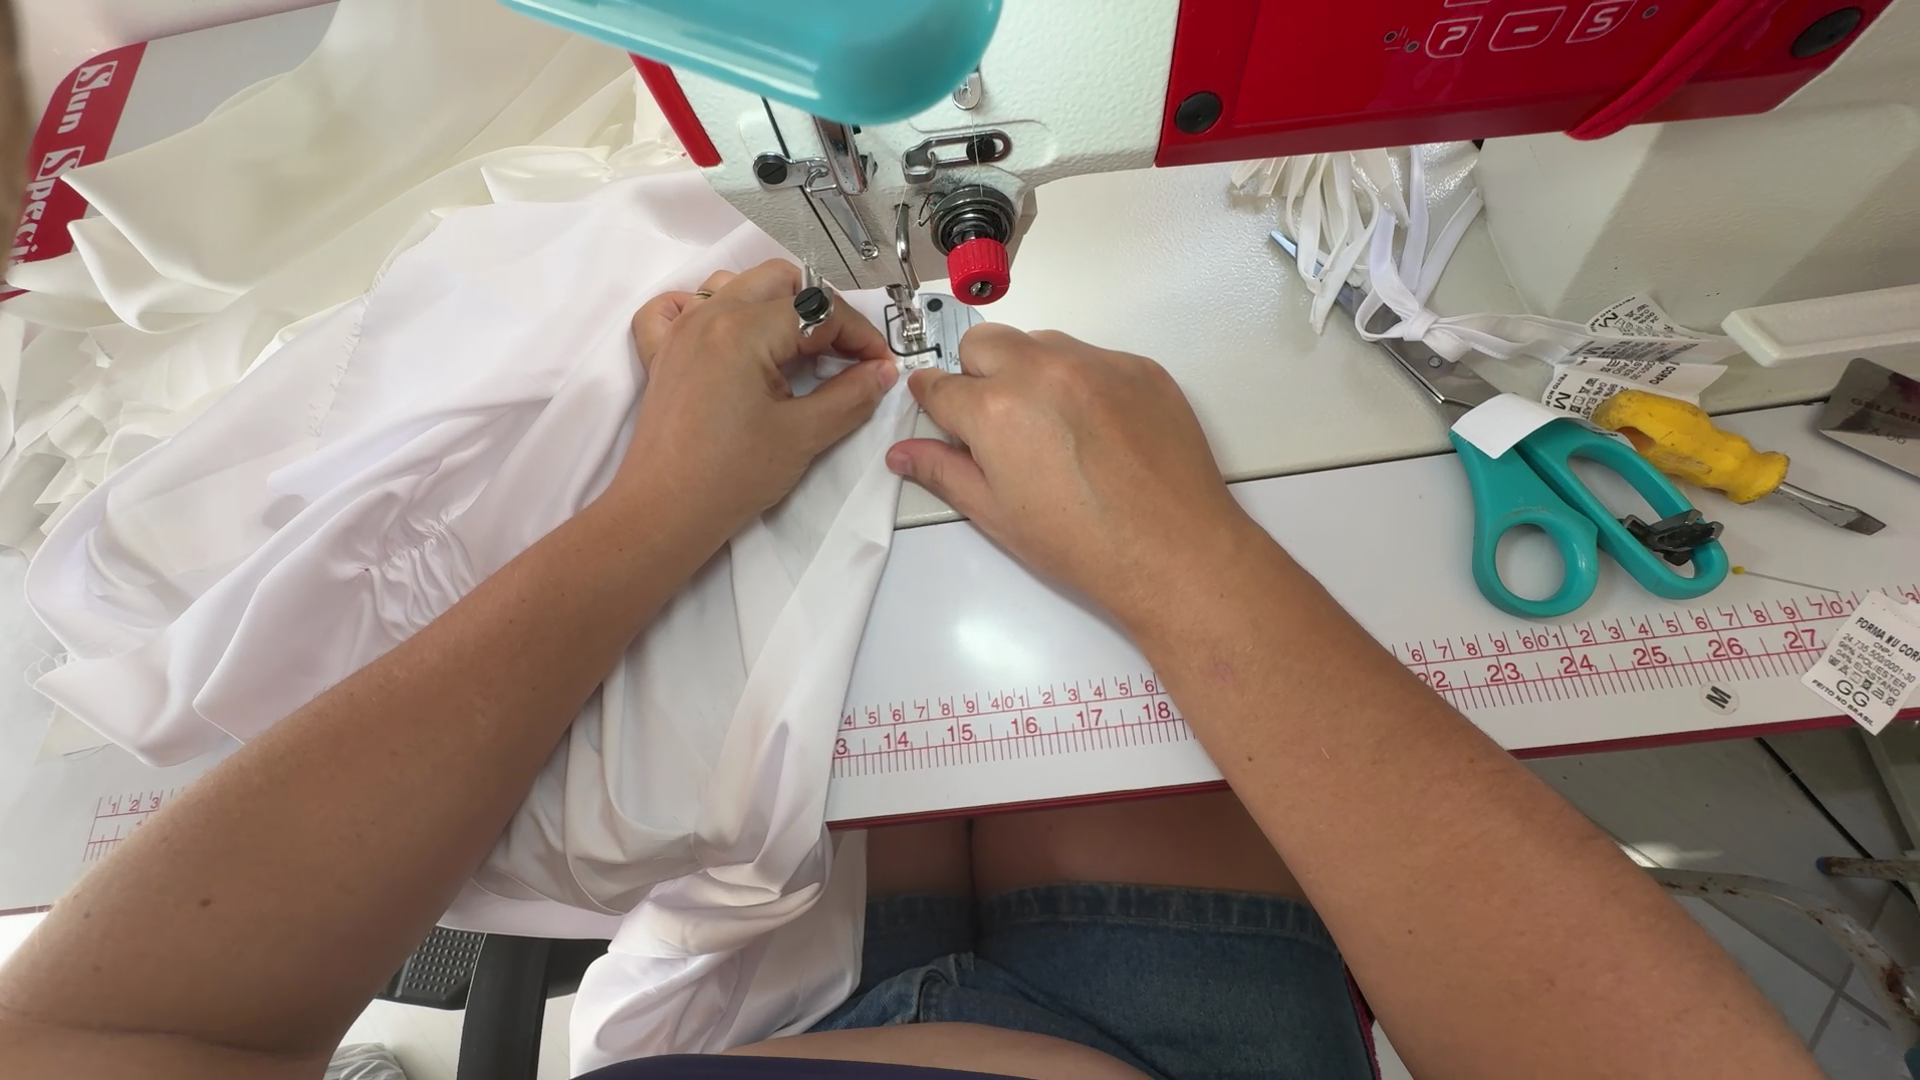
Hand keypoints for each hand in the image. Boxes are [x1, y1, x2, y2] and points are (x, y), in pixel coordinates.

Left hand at [616, 259, 898, 542]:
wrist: (666, 513)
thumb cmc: (732, 477)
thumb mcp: (804, 436)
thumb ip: (851, 396)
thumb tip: (881, 373)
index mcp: (745, 331)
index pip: (820, 310)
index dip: (861, 336)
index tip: (879, 367)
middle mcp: (709, 316)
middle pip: (780, 281)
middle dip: (821, 313)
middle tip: (842, 358)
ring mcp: (679, 330)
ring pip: (735, 284)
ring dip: (773, 306)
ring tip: (793, 351)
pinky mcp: (662, 353)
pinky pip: (679, 307)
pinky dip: (708, 309)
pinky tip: (726, 336)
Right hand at [885, 325, 1263, 628]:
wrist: (1173, 551)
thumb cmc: (1083, 545)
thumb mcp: (997, 516)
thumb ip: (944, 473)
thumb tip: (902, 454)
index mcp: (996, 411)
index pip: (939, 386)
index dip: (930, 399)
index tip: (936, 406)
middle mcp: (1043, 371)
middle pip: (984, 342)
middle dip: (976, 373)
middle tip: (994, 420)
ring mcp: (1097, 363)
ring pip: (1040, 342)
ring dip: (1029, 371)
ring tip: (1051, 426)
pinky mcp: (1140, 367)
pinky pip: (1093, 356)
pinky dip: (1082, 381)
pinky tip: (1097, 429)